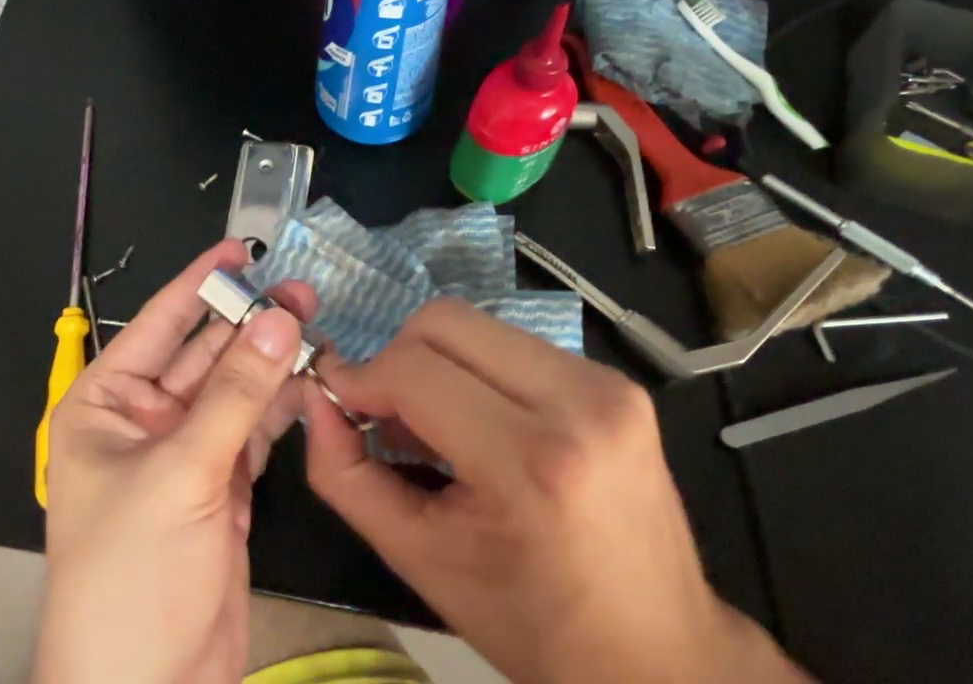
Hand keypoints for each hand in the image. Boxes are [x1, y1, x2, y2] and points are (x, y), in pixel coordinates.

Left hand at [35, 241, 314, 683]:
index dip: (197, 284)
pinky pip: (252, 431)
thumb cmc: (133, 571)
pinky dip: (280, 406)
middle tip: (302, 288)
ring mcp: (186, 455)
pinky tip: (311, 377)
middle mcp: (142, 421)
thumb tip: (278, 317)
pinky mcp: (222, 489)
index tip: (239, 248)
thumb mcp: (180, 473)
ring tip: (315, 322)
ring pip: (232, 391)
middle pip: (201, 355)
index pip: (156, 326)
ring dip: (269, 360)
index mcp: (105, 405)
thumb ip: (235, 395)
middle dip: (247, 322)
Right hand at [304, 299, 812, 683]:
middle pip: (444, 321)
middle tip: (383, 414)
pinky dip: (475, 371)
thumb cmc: (528, 620)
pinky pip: (513, 345)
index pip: (412, 370)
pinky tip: (476, 424)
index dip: (358, 378)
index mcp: (530, 460)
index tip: (336, 402)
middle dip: (395, 359)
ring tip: (431, 426)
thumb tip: (314, 397)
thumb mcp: (416, 557)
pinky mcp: (618, 381)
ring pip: (477, 325)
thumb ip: (344, 473)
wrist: (658, 652)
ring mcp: (608, 385)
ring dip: (435, 363)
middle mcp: (579, 402)